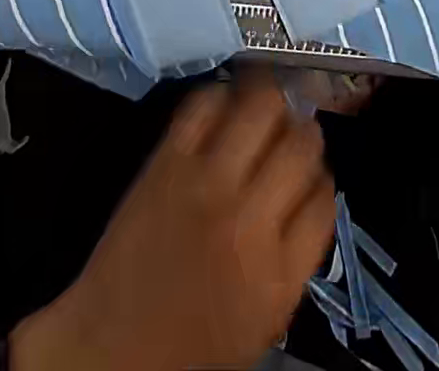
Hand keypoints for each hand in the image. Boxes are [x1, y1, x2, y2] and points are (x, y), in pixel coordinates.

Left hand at [10, 74, 335, 370]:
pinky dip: (221, 95)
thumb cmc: (196, 338)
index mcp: (280, 268)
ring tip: (264, 108)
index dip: (322, 174)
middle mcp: (249, 216)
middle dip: (304, 130)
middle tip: (293, 131)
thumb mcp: (268, 313)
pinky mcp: (166, 160)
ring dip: (271, 103)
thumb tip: (312, 187)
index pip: (324, 193)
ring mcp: (205, 181)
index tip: (311, 170)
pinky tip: (225, 105)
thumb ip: (299, 249)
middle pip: (300, 143)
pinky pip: (203, 104)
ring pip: (259, 109)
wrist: (113, 344)